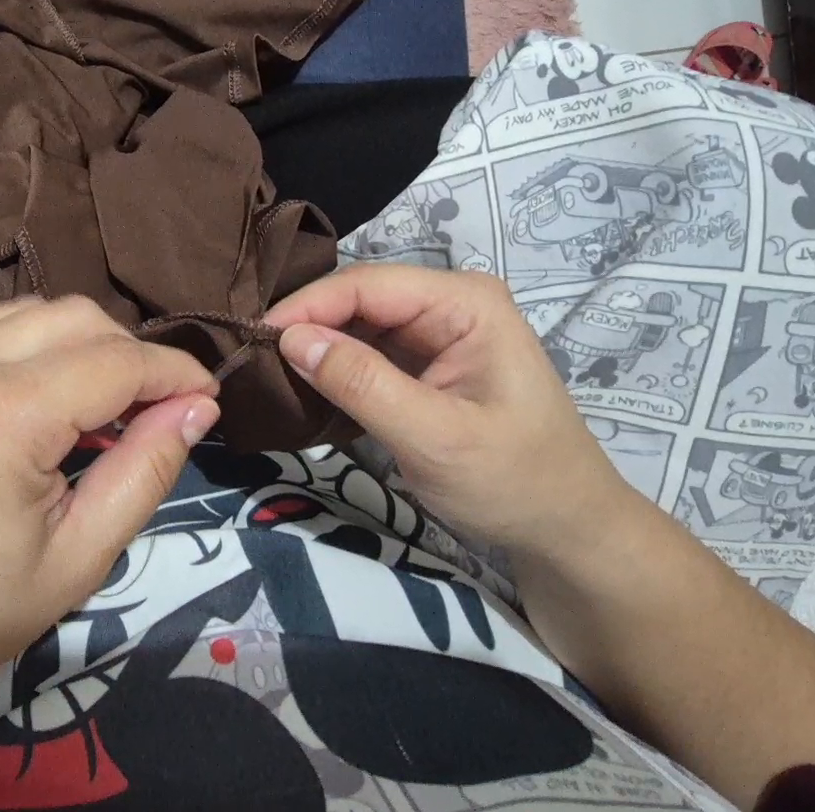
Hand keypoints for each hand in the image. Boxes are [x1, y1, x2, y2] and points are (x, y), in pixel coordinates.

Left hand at [0, 296, 219, 712]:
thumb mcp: (77, 560)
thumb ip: (145, 471)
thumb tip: (197, 407)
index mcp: (2, 416)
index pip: (116, 361)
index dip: (175, 373)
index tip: (210, 398)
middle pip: (78, 317)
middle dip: (132, 355)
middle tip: (155, 413)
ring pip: (34, 312)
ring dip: (84, 345)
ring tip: (100, 410)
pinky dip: (34, 347)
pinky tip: (41, 401)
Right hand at [265, 264, 638, 563]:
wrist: (564, 530)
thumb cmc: (513, 481)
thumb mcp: (436, 437)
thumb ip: (362, 384)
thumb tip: (290, 338)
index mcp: (464, 302)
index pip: (367, 284)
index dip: (307, 306)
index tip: (253, 337)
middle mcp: (448, 304)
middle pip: (358, 300)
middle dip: (307, 325)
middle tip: (251, 357)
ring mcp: (436, 332)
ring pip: (356, 325)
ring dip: (315, 347)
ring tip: (265, 369)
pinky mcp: (423, 362)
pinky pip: (366, 352)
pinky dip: (333, 368)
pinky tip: (301, 384)